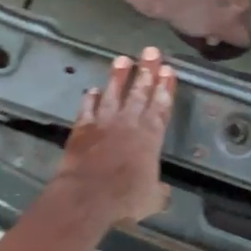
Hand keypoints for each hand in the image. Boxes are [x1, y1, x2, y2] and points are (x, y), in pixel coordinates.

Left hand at [54, 47, 176, 224]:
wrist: (87, 195)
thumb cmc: (125, 198)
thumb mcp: (151, 199)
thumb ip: (158, 191)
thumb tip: (162, 191)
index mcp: (150, 137)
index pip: (161, 107)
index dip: (165, 88)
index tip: (169, 70)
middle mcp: (128, 123)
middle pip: (139, 92)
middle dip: (146, 71)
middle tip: (150, 51)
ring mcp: (103, 123)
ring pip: (113, 94)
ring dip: (118, 77)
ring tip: (123, 59)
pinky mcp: (82, 129)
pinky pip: (87, 109)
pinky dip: (90, 99)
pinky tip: (92, 90)